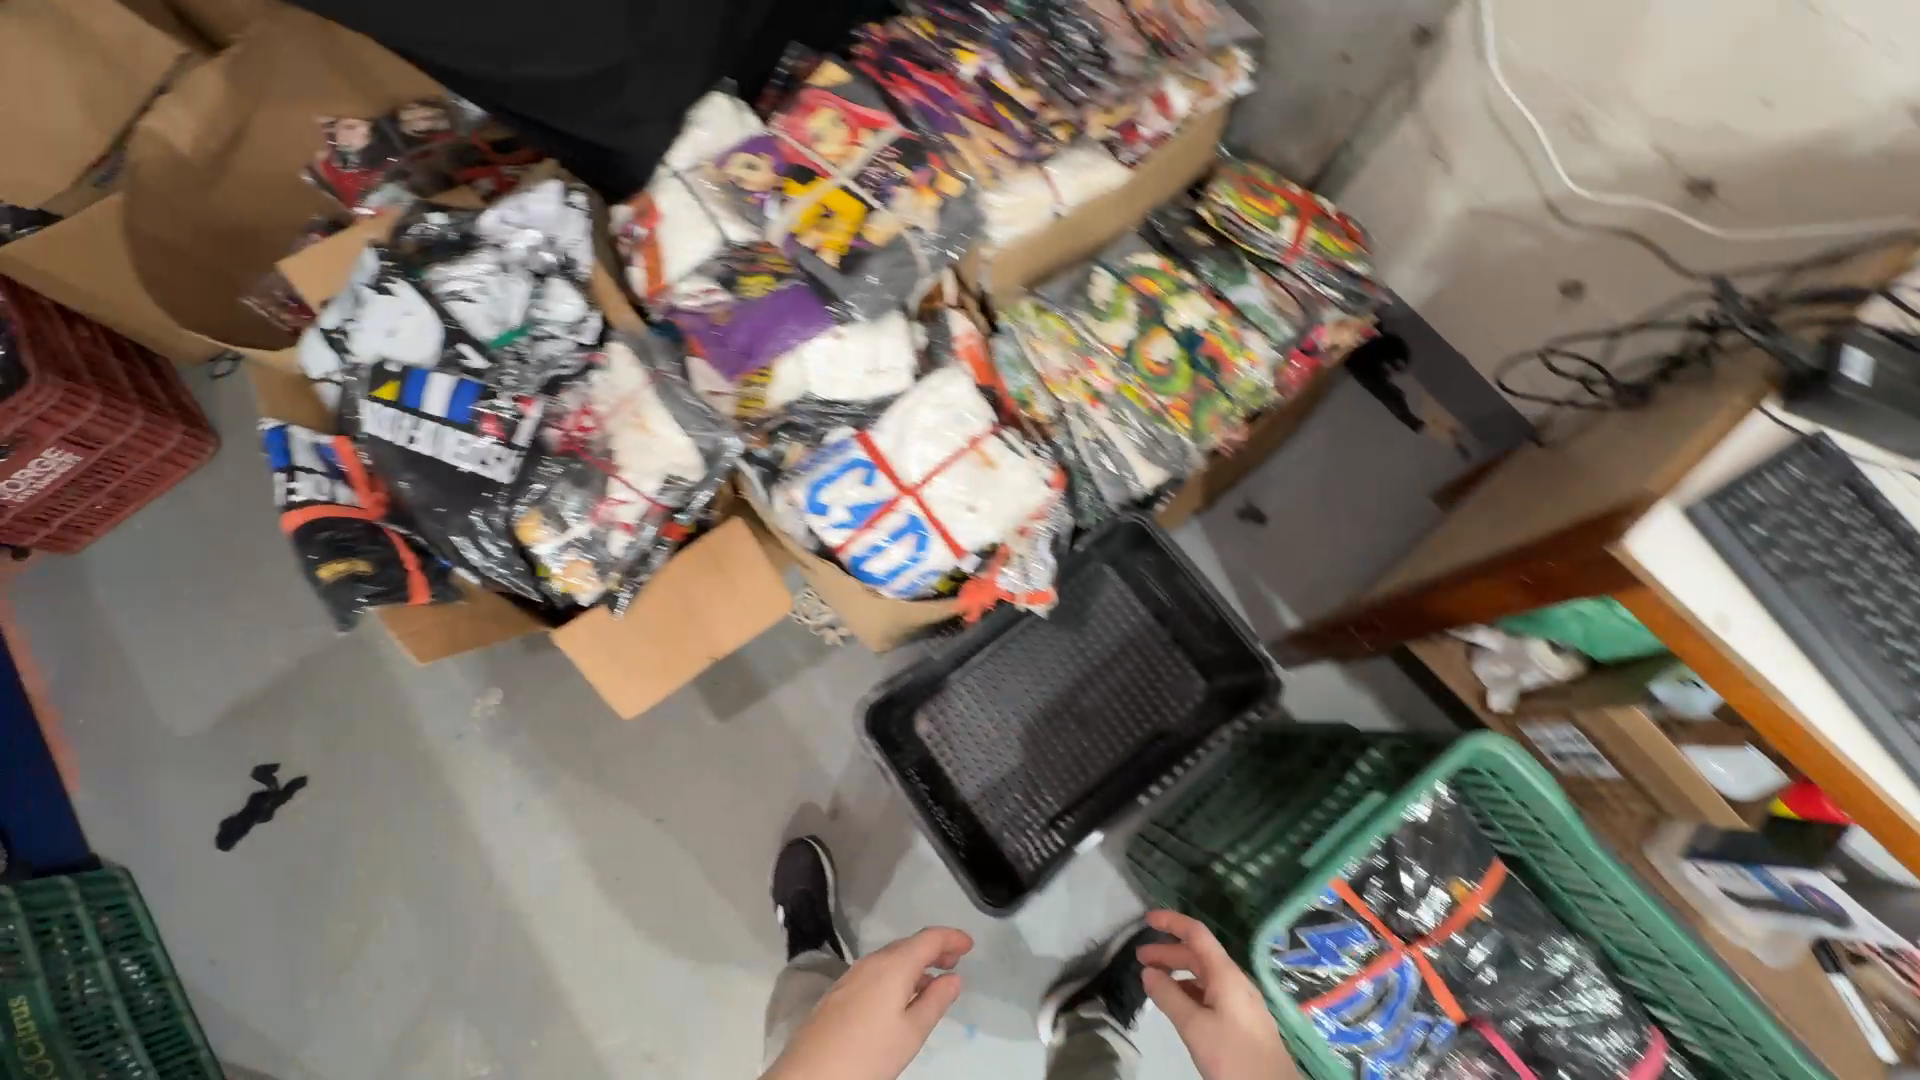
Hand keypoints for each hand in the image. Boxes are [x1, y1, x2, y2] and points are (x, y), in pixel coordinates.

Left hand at [764, 927, 973, 1079]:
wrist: (809, 1075)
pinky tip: (900, 998)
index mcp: (893, 965)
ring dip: (914, 963)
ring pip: (891, 959)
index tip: (970, 945)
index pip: (928, 938)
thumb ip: (935, 1001)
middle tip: (955, 961)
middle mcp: (871, 962)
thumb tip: (953, 978)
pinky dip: (896, 975)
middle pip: (908, 945)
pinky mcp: (839, 992)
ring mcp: (851, 975)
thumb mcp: (911, 1033)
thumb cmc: (868, 1054)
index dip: (951, 938)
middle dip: (934, 949)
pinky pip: (876, 972)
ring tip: (932, 981)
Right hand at [1137, 910, 1296, 1079]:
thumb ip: (1169, 996)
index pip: (1196, 933)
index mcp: (1225, 974)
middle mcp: (1234, 980)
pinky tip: (1177, 1004)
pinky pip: (1211, 993)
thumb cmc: (1234, 1056)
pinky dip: (1189, 990)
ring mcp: (1240, 1001)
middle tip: (1139, 959)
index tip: (1146, 919)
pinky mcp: (1242, 1020)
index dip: (1171, 922)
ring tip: (1154, 981)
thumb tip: (1147, 972)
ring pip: (1204, 975)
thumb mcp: (1194, 1027)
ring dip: (1177, 972)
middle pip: (1198, 954)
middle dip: (1168, 951)